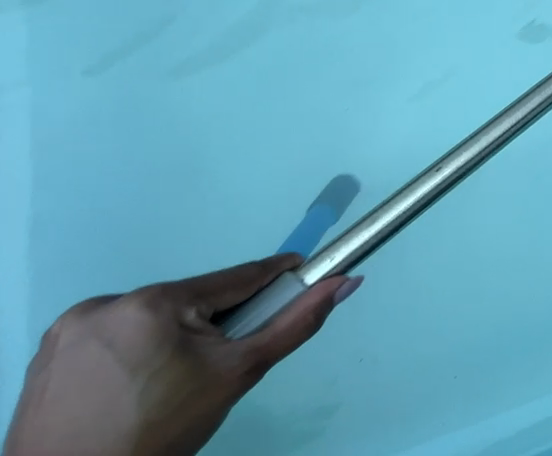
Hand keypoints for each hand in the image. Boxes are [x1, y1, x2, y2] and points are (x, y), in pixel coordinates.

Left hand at [3, 255, 358, 455]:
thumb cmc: (163, 429)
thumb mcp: (240, 373)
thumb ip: (297, 322)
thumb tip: (346, 281)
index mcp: (154, 302)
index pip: (237, 277)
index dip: (276, 278)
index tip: (305, 277)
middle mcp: (107, 304)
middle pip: (194, 298)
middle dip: (218, 320)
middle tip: (226, 356)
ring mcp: (70, 328)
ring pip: (156, 316)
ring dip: (177, 333)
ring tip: (178, 376)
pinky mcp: (48, 353)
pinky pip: (118, 333)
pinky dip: (140, 348)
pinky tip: (141, 381)